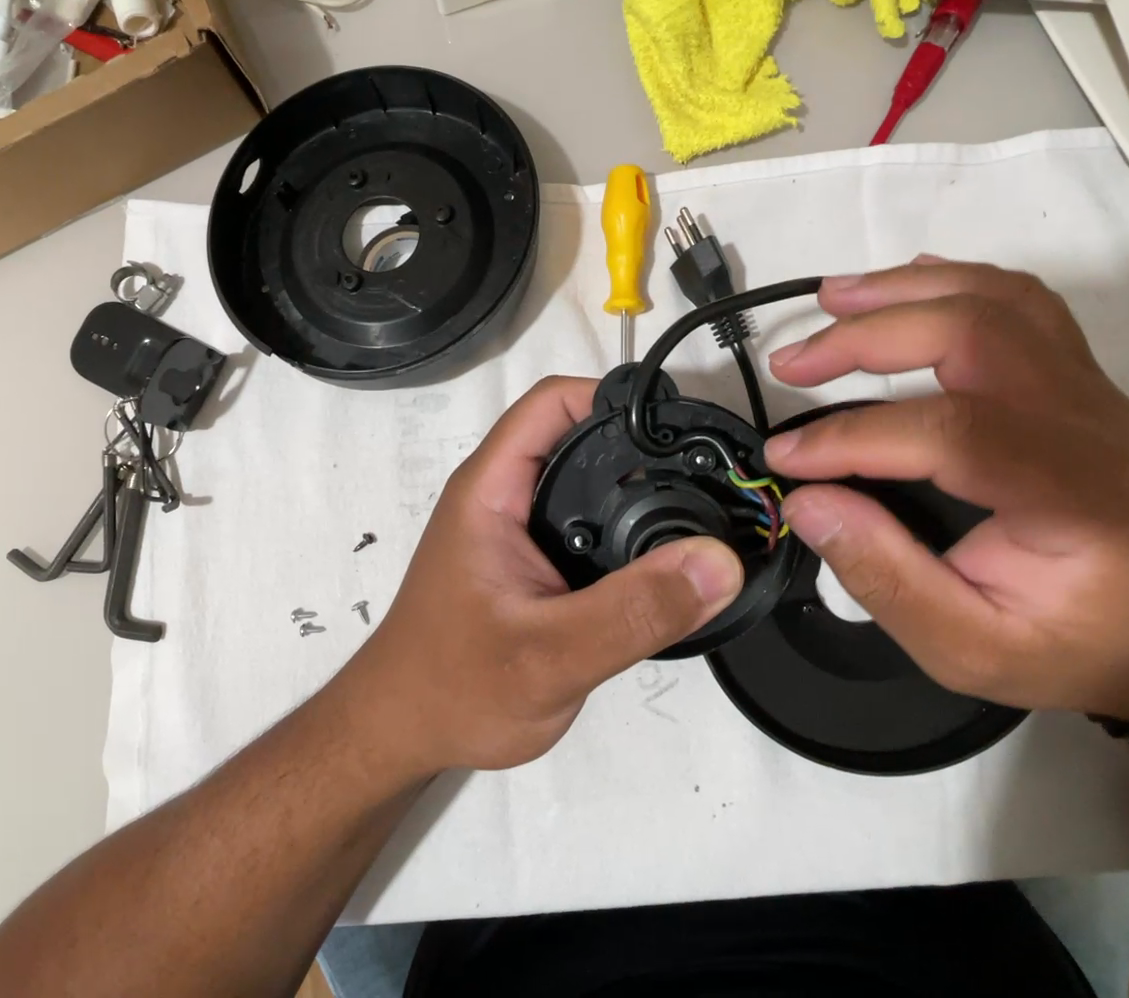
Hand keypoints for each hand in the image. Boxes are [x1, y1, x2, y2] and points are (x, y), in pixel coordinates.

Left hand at [332, 377, 743, 775]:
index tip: (686, 426)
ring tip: (709, 520)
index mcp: (491, 491)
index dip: (618, 398)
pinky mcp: (537, 568)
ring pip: (593, 491)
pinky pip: (595, 534)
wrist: (409, 731)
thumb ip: (633, 613)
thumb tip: (719, 562)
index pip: (553, 404)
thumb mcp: (549, 656)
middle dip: (647, 451)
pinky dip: (635, 541)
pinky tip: (673, 568)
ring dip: (645, 499)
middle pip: (583, 441)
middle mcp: (506, 500)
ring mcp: (521, 534)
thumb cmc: (455, 690)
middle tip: (715, 479)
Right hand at [763, 259, 1128, 724]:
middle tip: (790, 362)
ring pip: (1002, 299)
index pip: (954, 434)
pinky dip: (951, 283)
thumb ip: (888, 580)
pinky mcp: (1079, 381)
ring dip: (907, 291)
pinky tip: (899, 291)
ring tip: (830, 300)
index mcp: (1080, 498)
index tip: (784, 457)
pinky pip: (1021, 305)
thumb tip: (807, 503)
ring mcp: (1094, 390)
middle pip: (980, 333)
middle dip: (870, 336)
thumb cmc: (1077, 650)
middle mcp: (1096, 422)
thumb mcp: (973, 652)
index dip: (855, 435)